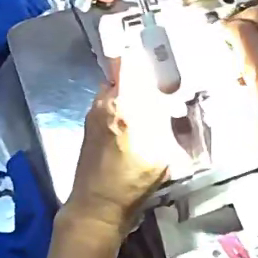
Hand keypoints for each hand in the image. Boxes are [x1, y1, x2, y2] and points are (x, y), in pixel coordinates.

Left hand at [60, 54, 178, 240]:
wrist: (95, 209)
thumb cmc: (130, 184)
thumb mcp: (159, 154)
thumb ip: (163, 122)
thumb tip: (167, 101)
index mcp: (122, 105)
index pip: (128, 63)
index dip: (142, 51)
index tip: (158, 48)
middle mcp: (103, 103)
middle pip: (124, 75)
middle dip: (143, 76)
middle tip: (165, 83)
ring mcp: (93, 115)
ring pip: (117, 90)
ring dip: (134, 93)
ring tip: (154, 104)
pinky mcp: (90, 127)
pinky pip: (111, 105)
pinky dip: (125, 107)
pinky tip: (138, 123)